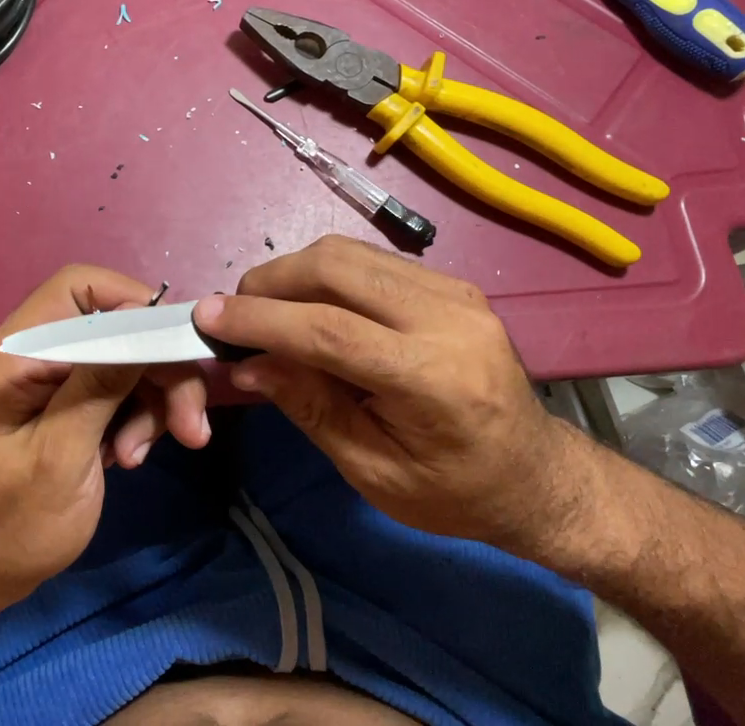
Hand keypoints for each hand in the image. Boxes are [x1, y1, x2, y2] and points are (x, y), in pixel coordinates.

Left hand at [0, 265, 209, 616]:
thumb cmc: (12, 522)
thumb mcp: (60, 456)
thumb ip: (99, 387)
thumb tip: (143, 324)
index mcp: (15, 353)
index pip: (79, 286)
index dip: (133, 304)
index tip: (176, 350)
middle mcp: (34, 352)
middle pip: (116, 325)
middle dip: (158, 369)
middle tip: (191, 425)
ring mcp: (54, 376)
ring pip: (128, 358)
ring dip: (153, 402)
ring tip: (140, 456)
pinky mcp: (72, 401)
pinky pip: (123, 388)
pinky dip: (139, 418)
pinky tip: (129, 458)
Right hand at [191, 235, 584, 553]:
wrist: (537, 475)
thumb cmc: (455, 492)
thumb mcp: (374, 473)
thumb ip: (311, 409)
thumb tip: (249, 365)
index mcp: (434, 379)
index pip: (330, 330)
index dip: (261, 319)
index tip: (207, 316)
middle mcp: (448, 319)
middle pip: (336, 268)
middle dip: (270, 281)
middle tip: (235, 312)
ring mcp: (454, 292)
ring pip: (349, 252)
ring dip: (293, 272)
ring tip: (266, 309)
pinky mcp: (451, 283)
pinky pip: (370, 259)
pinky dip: (325, 274)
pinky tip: (310, 305)